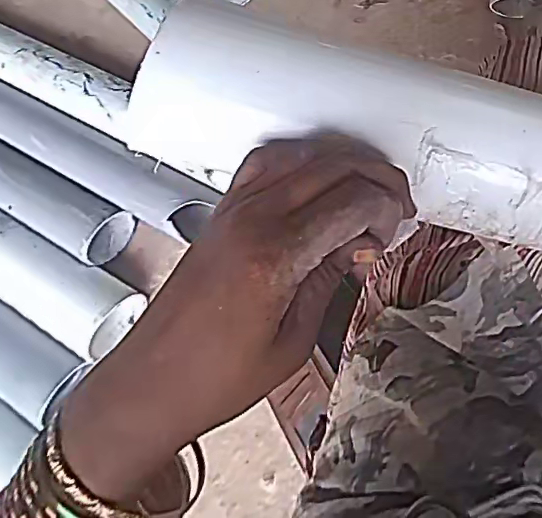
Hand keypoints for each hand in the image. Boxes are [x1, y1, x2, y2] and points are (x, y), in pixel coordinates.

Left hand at [59, 135, 413, 501]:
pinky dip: (304, 158)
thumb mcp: (293, 342)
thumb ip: (332, 277)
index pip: (352, 201)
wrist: (145, 388)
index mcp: (274, 256)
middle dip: (378, 180)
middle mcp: (254, 219)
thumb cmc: (214, 380)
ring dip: (346, 163)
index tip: (392, 230)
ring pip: (306, 154)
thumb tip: (363, 242)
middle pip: (336, 167)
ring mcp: (236, 208)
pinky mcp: (223, 209)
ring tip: (368, 187)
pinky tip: (320, 176)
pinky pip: (268, 160)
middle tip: (396, 206)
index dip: (386, 209)